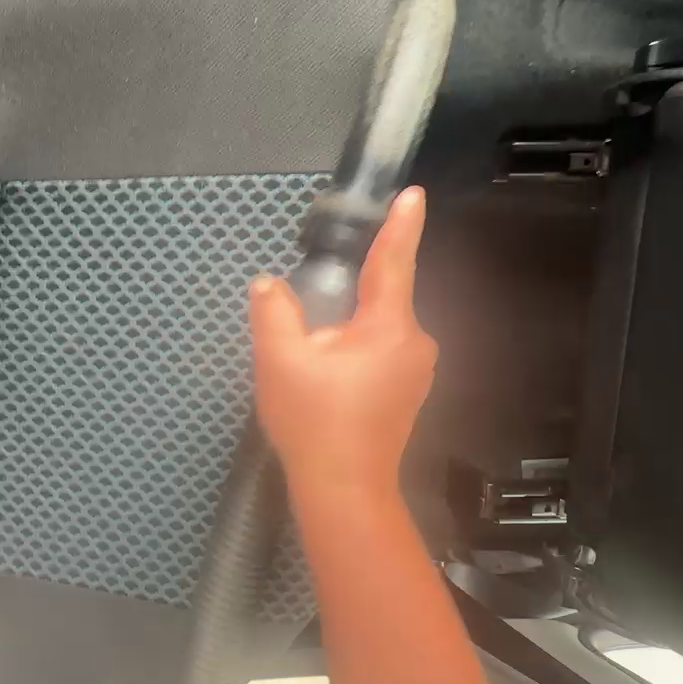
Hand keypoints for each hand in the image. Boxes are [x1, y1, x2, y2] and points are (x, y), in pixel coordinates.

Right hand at [249, 187, 436, 493]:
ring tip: (309, 362)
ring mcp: (415, 371)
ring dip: (345, 329)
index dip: (402, 226)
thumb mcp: (280, 361)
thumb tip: (267, 283)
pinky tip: (325, 376)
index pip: (394, 264)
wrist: (343, 489)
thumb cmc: (315, 421)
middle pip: (379, 300)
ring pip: (376, 329)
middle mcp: (414, 343)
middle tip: (306, 332)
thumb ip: (273, 313)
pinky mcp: (407, 392)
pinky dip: (353, 349)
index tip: (414, 194)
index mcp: (389, 327)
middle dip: (343, 301)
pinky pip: (379, 351)